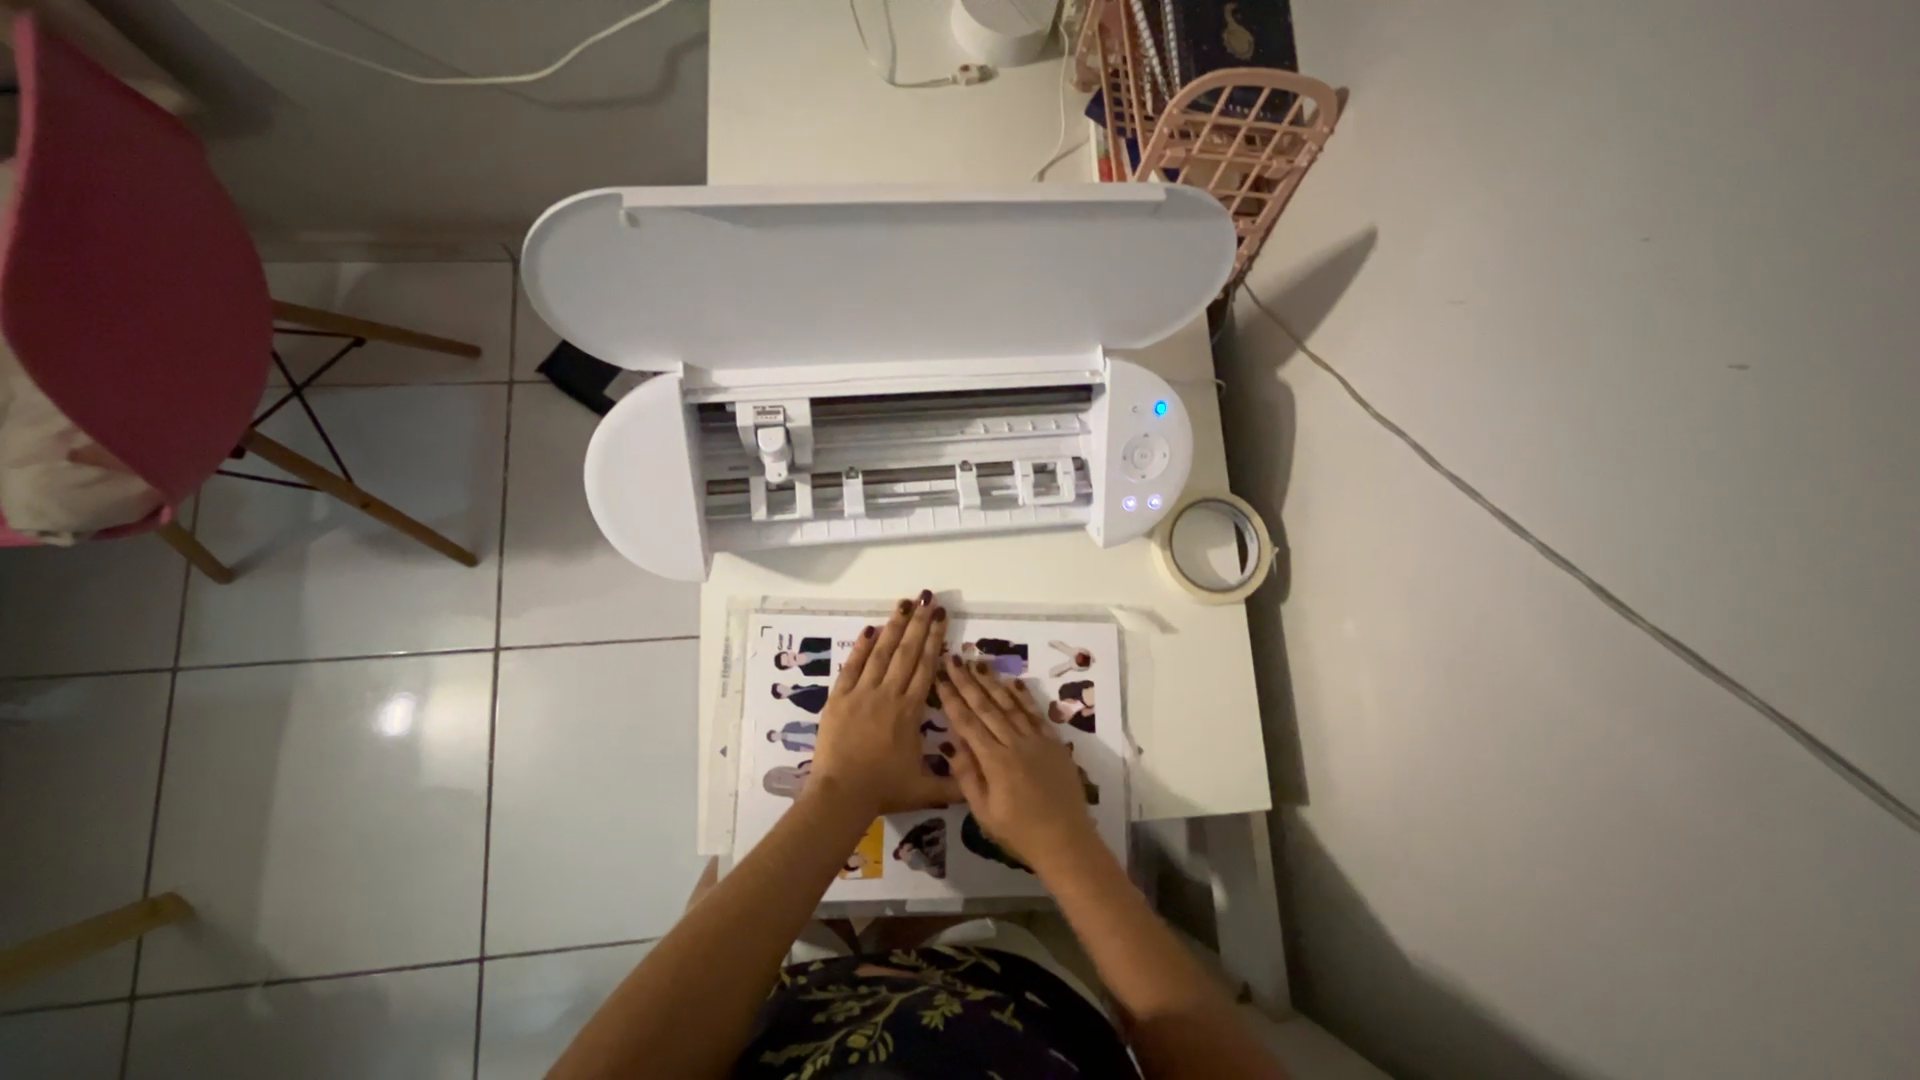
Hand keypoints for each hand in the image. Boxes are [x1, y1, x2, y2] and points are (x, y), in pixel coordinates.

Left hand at [810, 592, 959, 816]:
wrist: (841, 794)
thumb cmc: (884, 790)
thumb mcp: (925, 790)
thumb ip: (954, 785)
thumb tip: (980, 786)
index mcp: (911, 711)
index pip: (927, 667)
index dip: (936, 640)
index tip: (942, 618)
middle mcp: (888, 695)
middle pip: (907, 652)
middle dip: (919, 624)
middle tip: (928, 599)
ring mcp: (861, 694)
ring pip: (881, 653)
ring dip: (893, 627)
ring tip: (904, 603)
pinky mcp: (838, 699)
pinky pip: (851, 667)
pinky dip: (860, 647)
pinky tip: (869, 629)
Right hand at [936, 656, 1100, 873]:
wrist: (1067, 842)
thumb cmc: (1020, 833)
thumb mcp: (984, 813)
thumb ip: (968, 777)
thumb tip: (953, 746)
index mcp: (994, 762)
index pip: (967, 723)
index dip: (952, 699)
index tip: (940, 678)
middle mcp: (1015, 744)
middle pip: (987, 707)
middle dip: (968, 681)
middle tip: (954, 659)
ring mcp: (1037, 741)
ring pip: (1010, 704)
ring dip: (993, 682)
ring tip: (978, 662)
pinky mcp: (1054, 743)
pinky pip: (1035, 714)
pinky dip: (1023, 696)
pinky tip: (1013, 682)